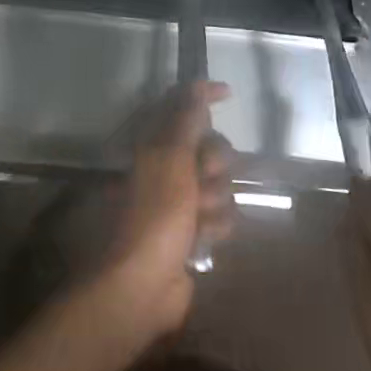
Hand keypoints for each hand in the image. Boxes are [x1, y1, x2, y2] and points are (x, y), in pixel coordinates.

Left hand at [103, 81, 234, 336]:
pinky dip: (215, 225)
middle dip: (215, 163)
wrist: (142, 285)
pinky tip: (201, 239)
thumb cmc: (155, 214)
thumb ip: (187, 118)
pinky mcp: (194, 229)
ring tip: (197, 218)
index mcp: (154, 143)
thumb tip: (196, 84)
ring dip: (215, 200)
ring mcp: (181, 199)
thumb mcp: (172, 158)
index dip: (203, 94)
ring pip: (221, 182)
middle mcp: (167, 166)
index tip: (228, 94)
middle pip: (211, 145)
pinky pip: (222, 214)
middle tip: (202, 178)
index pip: (181, 104)